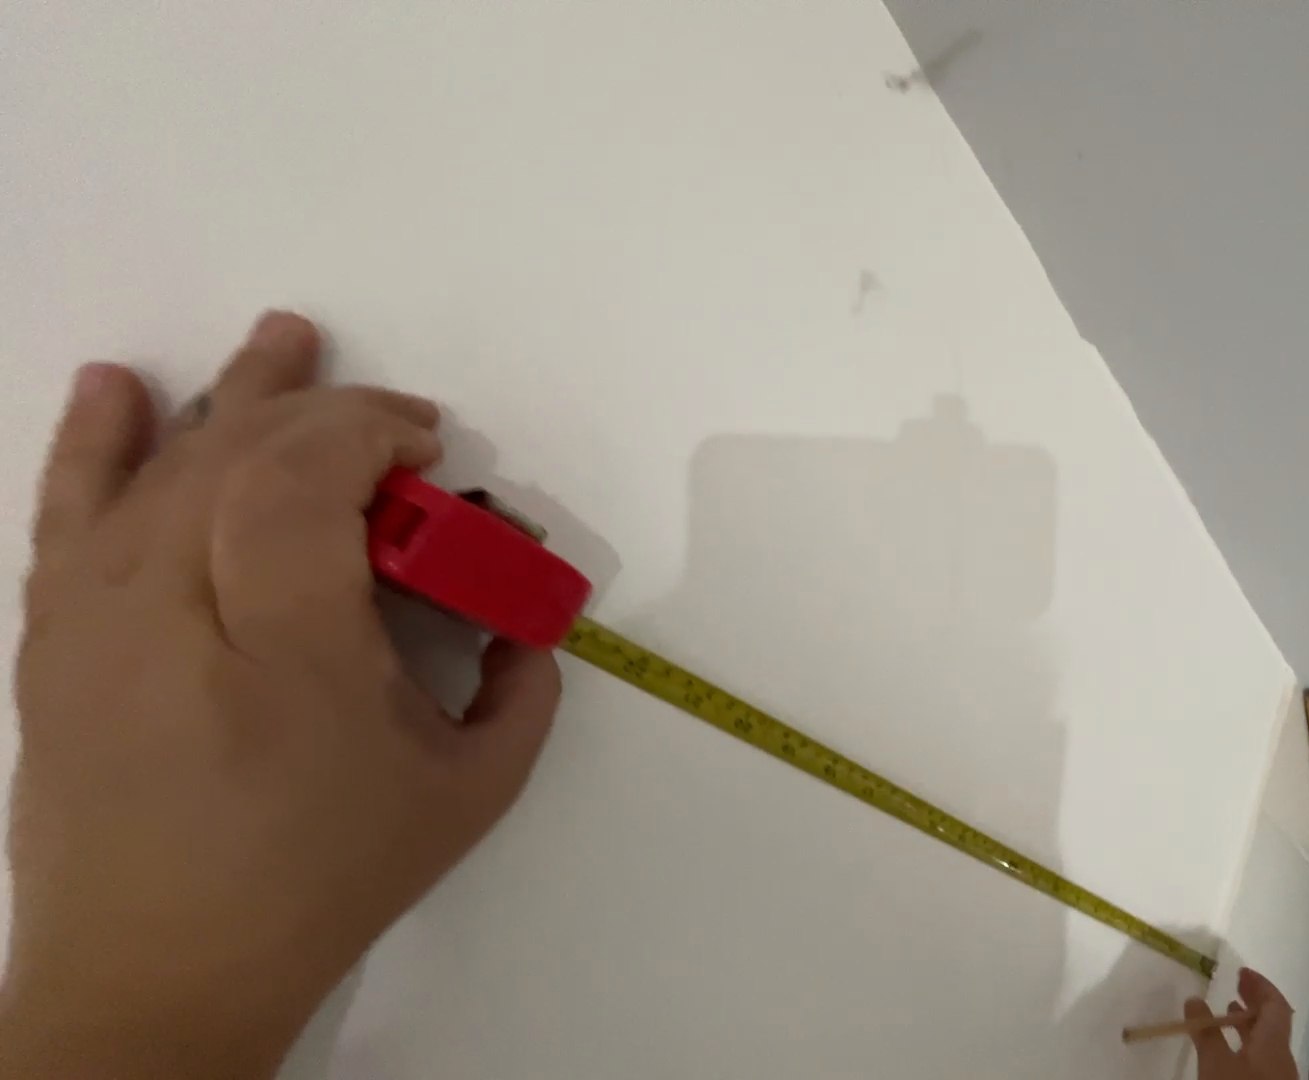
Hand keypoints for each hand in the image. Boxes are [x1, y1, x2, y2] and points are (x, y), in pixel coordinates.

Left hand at [1, 313, 562, 1078]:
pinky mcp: (56, 646)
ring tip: (285, 340)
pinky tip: (119, 389)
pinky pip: (68, 517)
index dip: (370, 434)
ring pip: (160, 471)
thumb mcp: (477, 783)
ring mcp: (96, 626)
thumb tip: (525, 624)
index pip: (303, 485)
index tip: (432, 447)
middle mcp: (175, 617)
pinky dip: (96, 443)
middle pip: (239, 462)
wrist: (162, 972)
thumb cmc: (336, 872)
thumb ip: (525, 688)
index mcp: (290, 649)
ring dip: (233, 400)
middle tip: (403, 422)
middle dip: (331, 415)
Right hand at [1188, 968, 1299, 1079]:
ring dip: (1249, 1023)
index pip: (1276, 1005)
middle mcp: (1282, 1059)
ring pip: (1268, 1041)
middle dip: (1255, 1001)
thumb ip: (1205, 1031)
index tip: (1240, 971)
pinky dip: (1247, 1043)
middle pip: (1274, 1022)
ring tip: (1227, 1013)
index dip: (1260, 985)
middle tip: (1234, 984)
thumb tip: (1194, 999)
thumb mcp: (1215, 1064)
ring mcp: (1278, 1078)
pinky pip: (1263, 1058)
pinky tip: (1228, 1050)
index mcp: (1274, 1044)